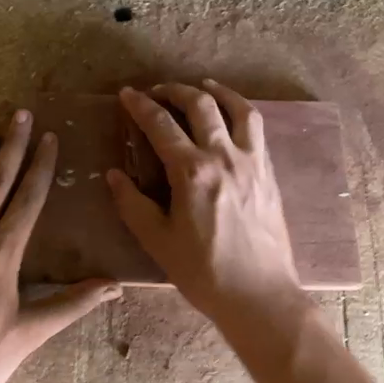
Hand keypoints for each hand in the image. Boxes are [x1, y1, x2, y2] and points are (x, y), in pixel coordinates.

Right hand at [107, 81, 306, 324]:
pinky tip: (232, 117)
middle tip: (157, 92)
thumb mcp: (157, 241)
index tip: (126, 95)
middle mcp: (224, 156)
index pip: (161, 124)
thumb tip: (114, 174)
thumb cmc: (204, 272)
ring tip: (202, 86)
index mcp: (192, 171)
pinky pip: (257, 129)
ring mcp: (252, 162)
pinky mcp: (269, 173)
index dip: (140, 105)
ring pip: (238, 108)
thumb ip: (132, 203)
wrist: (260, 296)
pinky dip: (241, 112)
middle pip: (200, 104)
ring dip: (217, 91)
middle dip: (175, 90)